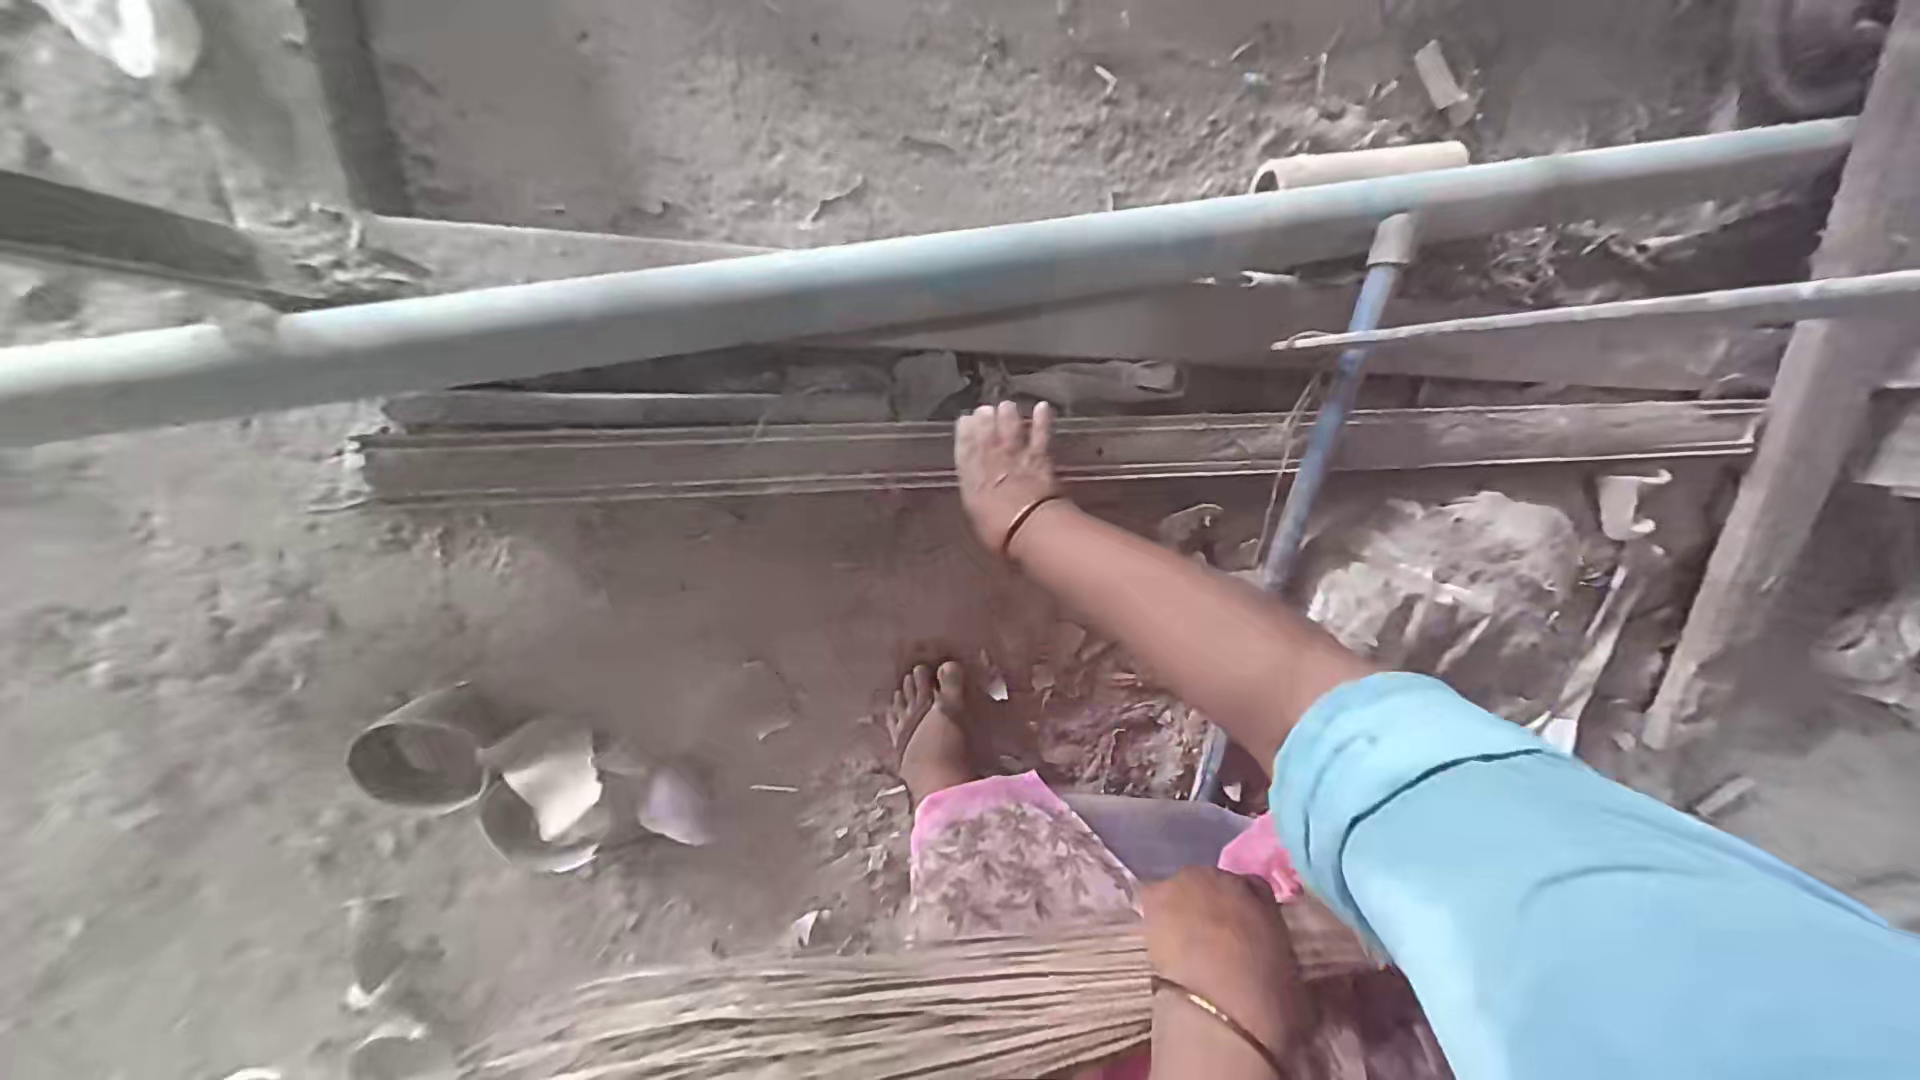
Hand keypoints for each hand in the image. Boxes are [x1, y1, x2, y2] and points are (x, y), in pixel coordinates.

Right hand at [954, 400, 1062, 552]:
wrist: (1029, 527)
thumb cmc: (999, 533)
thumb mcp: (977, 517)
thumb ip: (978, 499)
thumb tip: (981, 496)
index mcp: (971, 481)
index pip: (965, 452)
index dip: (964, 435)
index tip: (964, 420)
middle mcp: (992, 464)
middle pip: (986, 436)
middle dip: (984, 421)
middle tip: (984, 408)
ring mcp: (1017, 458)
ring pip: (1010, 432)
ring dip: (1008, 417)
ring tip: (1006, 405)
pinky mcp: (1040, 459)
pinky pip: (1041, 435)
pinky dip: (1042, 421)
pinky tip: (1043, 407)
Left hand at [1143, 867, 1313, 1065]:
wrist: (1222, 1010)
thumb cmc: (1269, 1004)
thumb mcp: (1292, 977)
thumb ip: (1277, 950)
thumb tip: (1268, 955)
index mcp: (1261, 894)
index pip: (1255, 889)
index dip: (1250, 912)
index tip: (1247, 935)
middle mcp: (1223, 877)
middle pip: (1215, 884)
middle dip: (1215, 907)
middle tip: (1214, 941)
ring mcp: (1186, 881)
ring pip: (1183, 890)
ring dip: (1184, 909)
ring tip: (1184, 945)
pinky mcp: (1155, 894)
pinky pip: (1154, 898)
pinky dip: (1157, 915)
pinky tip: (1160, 940)